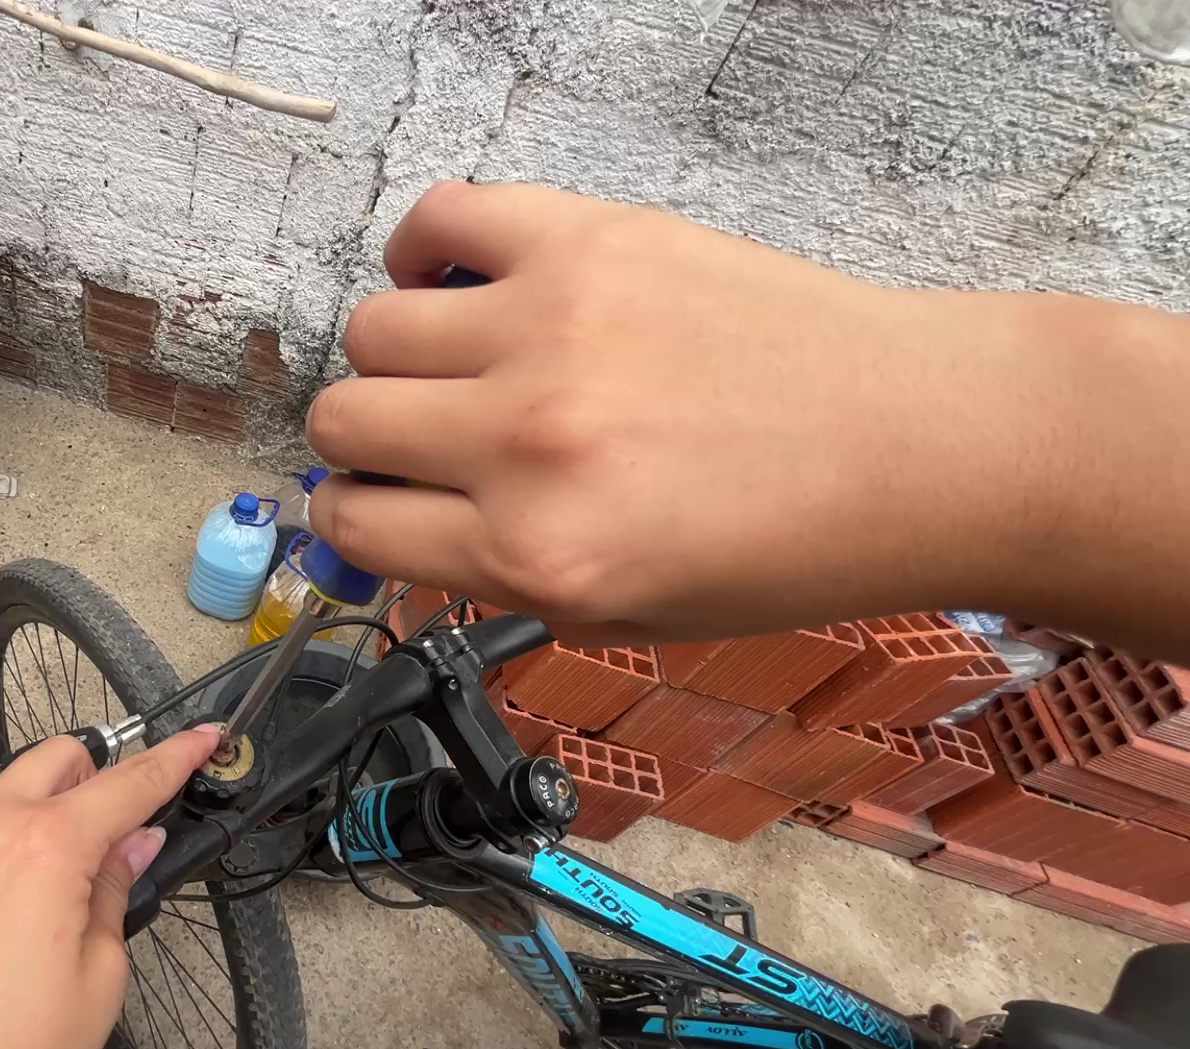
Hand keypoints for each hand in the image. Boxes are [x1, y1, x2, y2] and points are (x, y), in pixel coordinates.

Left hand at [0, 726, 221, 1048]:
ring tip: (26, 873)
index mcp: (46, 849)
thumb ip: (114, 894)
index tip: (199, 738)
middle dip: (93, 781)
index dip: (176, 756)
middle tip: (100, 834)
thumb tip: (132, 845)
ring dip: (26, 804)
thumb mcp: (94, 984)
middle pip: (59, 757)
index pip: (131, 783)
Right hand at [307, 180, 1149, 644]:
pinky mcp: (588, 241)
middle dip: (358, 443)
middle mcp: (526, 442)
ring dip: (394, 360)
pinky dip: (423, 248)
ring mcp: (551, 330)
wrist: (923, 447)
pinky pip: (439, 218)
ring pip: (372, 330)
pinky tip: (454, 282)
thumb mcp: (604, 616)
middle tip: (410, 441)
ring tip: (449, 365)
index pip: (352, 524)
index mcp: (531, 554)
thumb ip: (472, 574)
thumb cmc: (768, 551)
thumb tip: (369, 519)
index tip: (367, 503)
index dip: (344, 520)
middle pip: (340, 420)